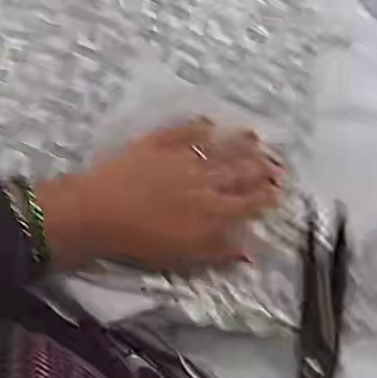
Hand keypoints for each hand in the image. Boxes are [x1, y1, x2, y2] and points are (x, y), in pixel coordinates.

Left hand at [35, 119, 282, 272]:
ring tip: (253, 136)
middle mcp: (202, 181)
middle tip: (274, 161)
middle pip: (238, 171)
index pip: (248, 202)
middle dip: (259, 166)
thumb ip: (220, 250)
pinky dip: (197, 125)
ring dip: (238, 142)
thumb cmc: (139, 241)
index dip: (266, 196)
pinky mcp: (155, 144)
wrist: (98, 211)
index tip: (278, 190)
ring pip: (216, 148)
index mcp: (211, 211)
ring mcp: (178, 159)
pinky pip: (182, 130)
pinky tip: (208, 121)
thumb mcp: (184, 256)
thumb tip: (251, 248)